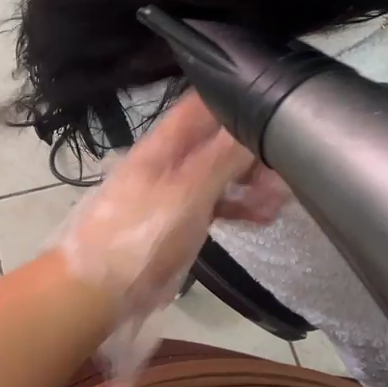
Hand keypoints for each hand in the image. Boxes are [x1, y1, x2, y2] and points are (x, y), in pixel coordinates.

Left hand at [54, 93, 270, 384]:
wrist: (102, 287)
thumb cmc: (140, 236)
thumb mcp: (185, 195)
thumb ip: (220, 159)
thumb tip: (253, 122)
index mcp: (162, 146)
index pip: (199, 106)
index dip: (232, 98)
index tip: (275, 105)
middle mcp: (168, 162)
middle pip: (215, 140)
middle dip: (251, 150)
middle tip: (285, 171)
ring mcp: (173, 191)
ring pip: (219, 172)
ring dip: (250, 181)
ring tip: (278, 201)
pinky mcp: (178, 219)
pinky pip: (214, 202)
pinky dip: (238, 206)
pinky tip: (261, 218)